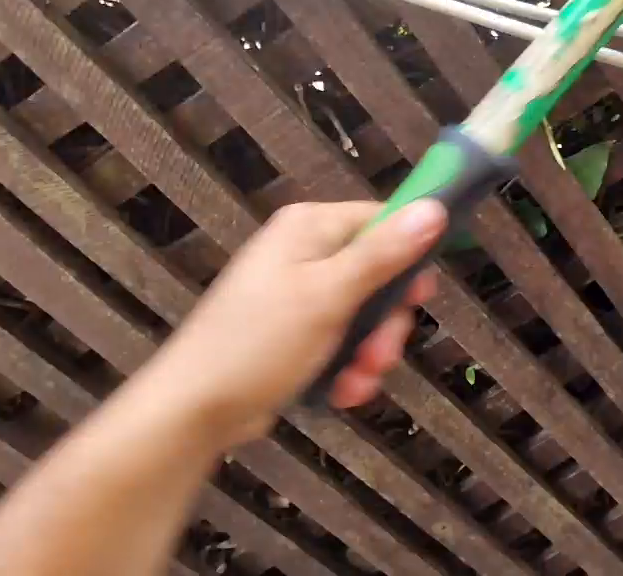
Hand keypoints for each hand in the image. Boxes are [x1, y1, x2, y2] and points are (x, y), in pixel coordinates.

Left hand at [139, 200, 445, 445]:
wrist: (187, 415)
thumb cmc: (257, 344)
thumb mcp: (328, 295)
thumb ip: (384, 253)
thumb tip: (435, 208)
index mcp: (311, 226)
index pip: (383, 220)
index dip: (410, 256)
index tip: (420, 297)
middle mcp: (306, 250)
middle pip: (379, 271)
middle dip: (386, 320)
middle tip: (382, 353)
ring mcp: (299, 290)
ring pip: (365, 310)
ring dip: (370, 350)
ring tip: (358, 381)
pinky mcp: (294, 329)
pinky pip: (342, 335)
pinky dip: (348, 363)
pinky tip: (343, 390)